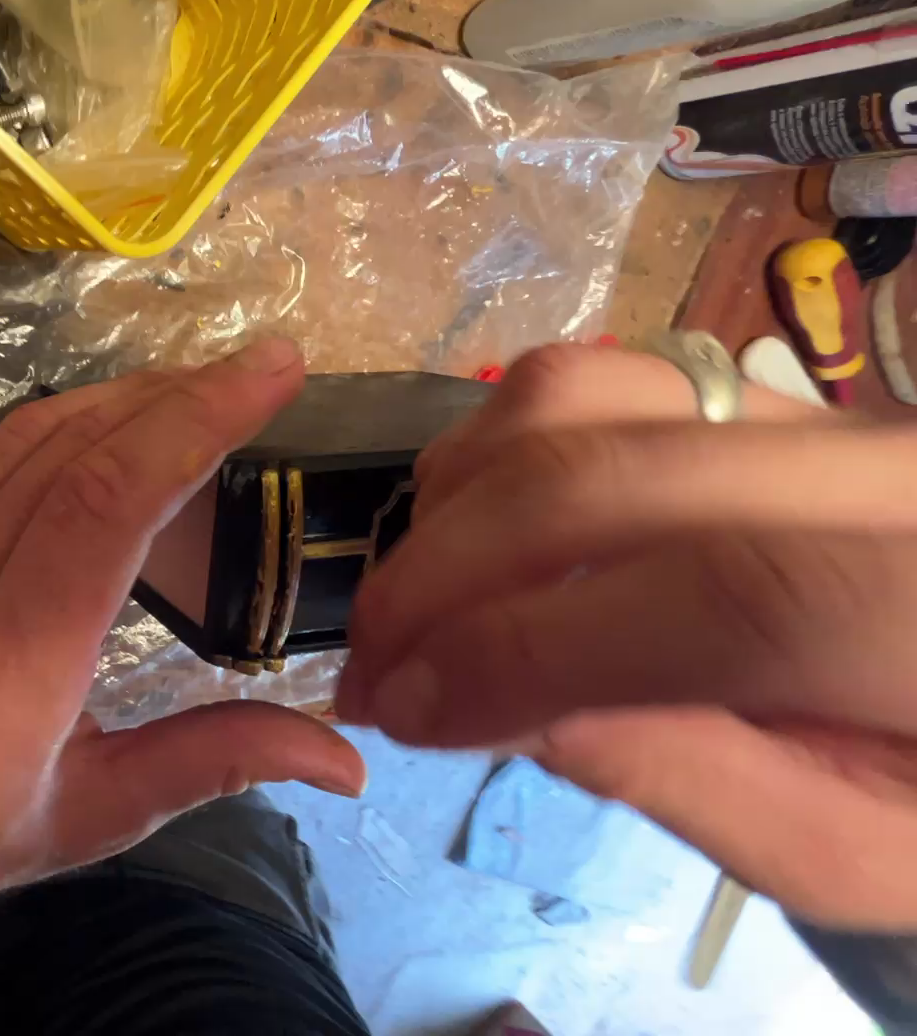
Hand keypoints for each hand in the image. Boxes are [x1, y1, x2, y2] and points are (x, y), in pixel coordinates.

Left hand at [0, 338, 366, 977]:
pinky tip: (82, 432)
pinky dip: (39, 427)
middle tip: (248, 369)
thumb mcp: (96, 813)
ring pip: (18, 437)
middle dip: (171, 396)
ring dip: (109, 402)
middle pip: (69, 451)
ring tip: (182, 392)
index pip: (109, 502)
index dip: (193, 423)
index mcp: (13, 661)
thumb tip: (348, 758)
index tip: (268, 374)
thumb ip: (215, 760)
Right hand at [338, 343, 916, 930]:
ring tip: (416, 595)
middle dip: (439, 576)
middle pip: (604, 479)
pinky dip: (472, 459)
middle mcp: (889, 474)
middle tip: (370, 661)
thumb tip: (466, 705)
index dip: (528, 653)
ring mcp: (799, 406)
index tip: (404, 711)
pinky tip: (464, 533)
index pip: (734, 601)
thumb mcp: (845, 851)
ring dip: (443, 507)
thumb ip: (677, 779)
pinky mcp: (718, 388)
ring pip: (561, 399)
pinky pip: (556, 382)